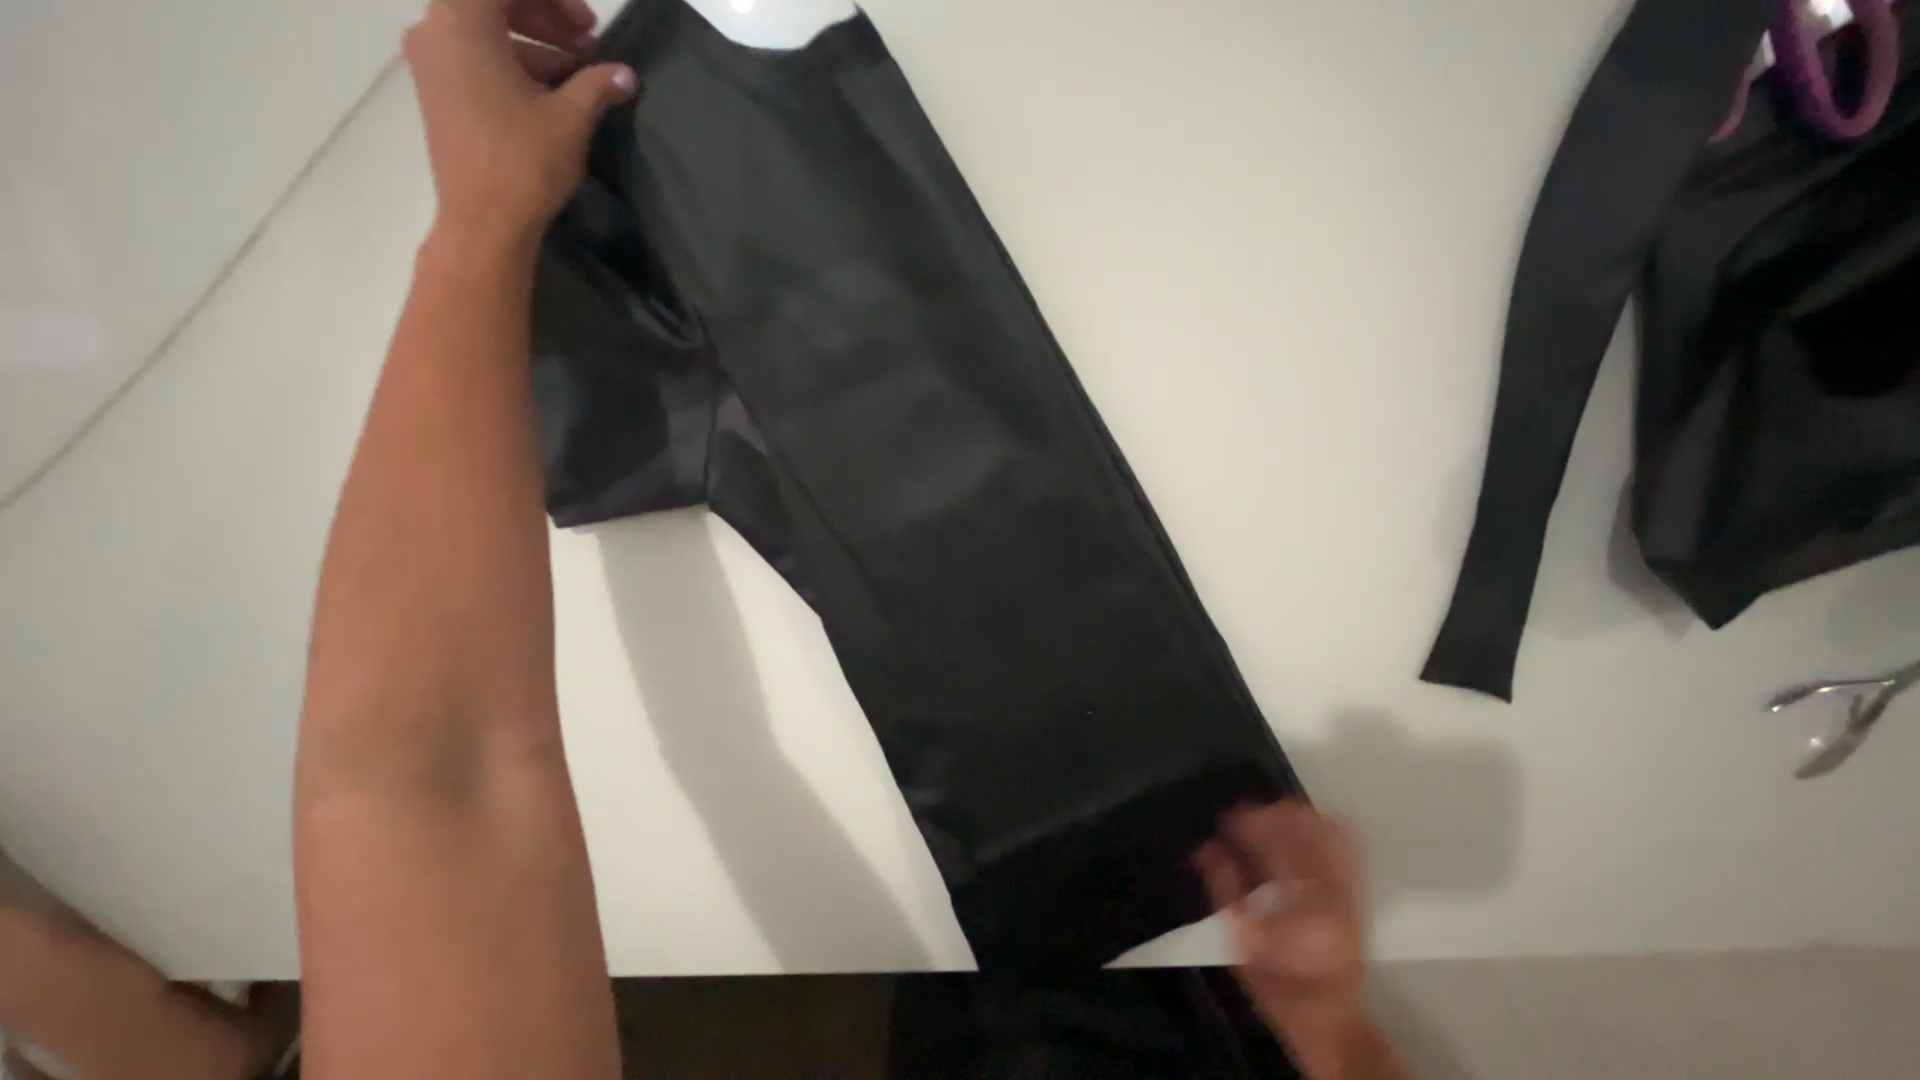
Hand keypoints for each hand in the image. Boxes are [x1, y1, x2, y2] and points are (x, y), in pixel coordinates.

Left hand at [402, 0, 637, 247]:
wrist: (484, 221)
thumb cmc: (525, 162)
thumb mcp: (570, 118)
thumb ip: (597, 85)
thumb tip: (625, 75)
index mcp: (463, 21)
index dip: (556, 0)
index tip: (590, 26)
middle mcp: (435, 30)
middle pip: (493, 2)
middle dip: (545, 17)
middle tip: (588, 45)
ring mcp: (430, 61)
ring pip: (485, 31)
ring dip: (533, 43)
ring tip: (577, 75)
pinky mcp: (436, 91)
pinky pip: (474, 56)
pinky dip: (512, 63)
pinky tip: (550, 94)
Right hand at [1195, 801, 1371, 1054]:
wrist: (1331, 1020)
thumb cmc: (1279, 986)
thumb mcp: (1241, 946)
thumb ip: (1225, 891)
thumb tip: (1207, 847)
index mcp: (1302, 906)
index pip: (1277, 846)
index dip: (1249, 824)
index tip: (1226, 820)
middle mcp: (1334, 893)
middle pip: (1307, 830)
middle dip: (1272, 814)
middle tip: (1243, 816)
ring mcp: (1352, 891)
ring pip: (1330, 831)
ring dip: (1296, 817)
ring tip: (1268, 816)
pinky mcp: (1358, 893)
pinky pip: (1346, 846)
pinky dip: (1321, 828)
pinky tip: (1300, 827)